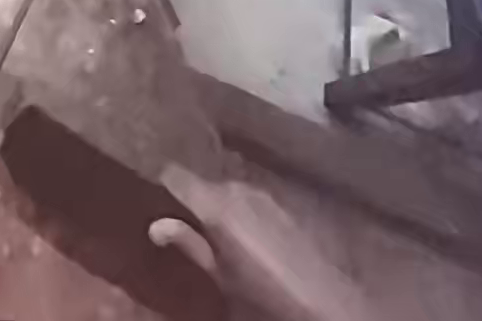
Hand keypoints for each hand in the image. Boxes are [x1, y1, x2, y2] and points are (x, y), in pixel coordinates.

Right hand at [149, 165, 365, 320]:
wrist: (330, 307)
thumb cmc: (266, 299)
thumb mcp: (222, 279)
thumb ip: (189, 245)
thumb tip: (155, 225)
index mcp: (214, 202)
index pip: (174, 173)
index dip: (162, 181)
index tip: (151, 190)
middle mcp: (233, 187)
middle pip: (199, 181)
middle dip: (189, 196)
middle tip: (178, 217)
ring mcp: (258, 193)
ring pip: (222, 189)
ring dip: (214, 203)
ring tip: (209, 229)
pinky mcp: (277, 204)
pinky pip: (245, 198)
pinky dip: (236, 210)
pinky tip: (241, 236)